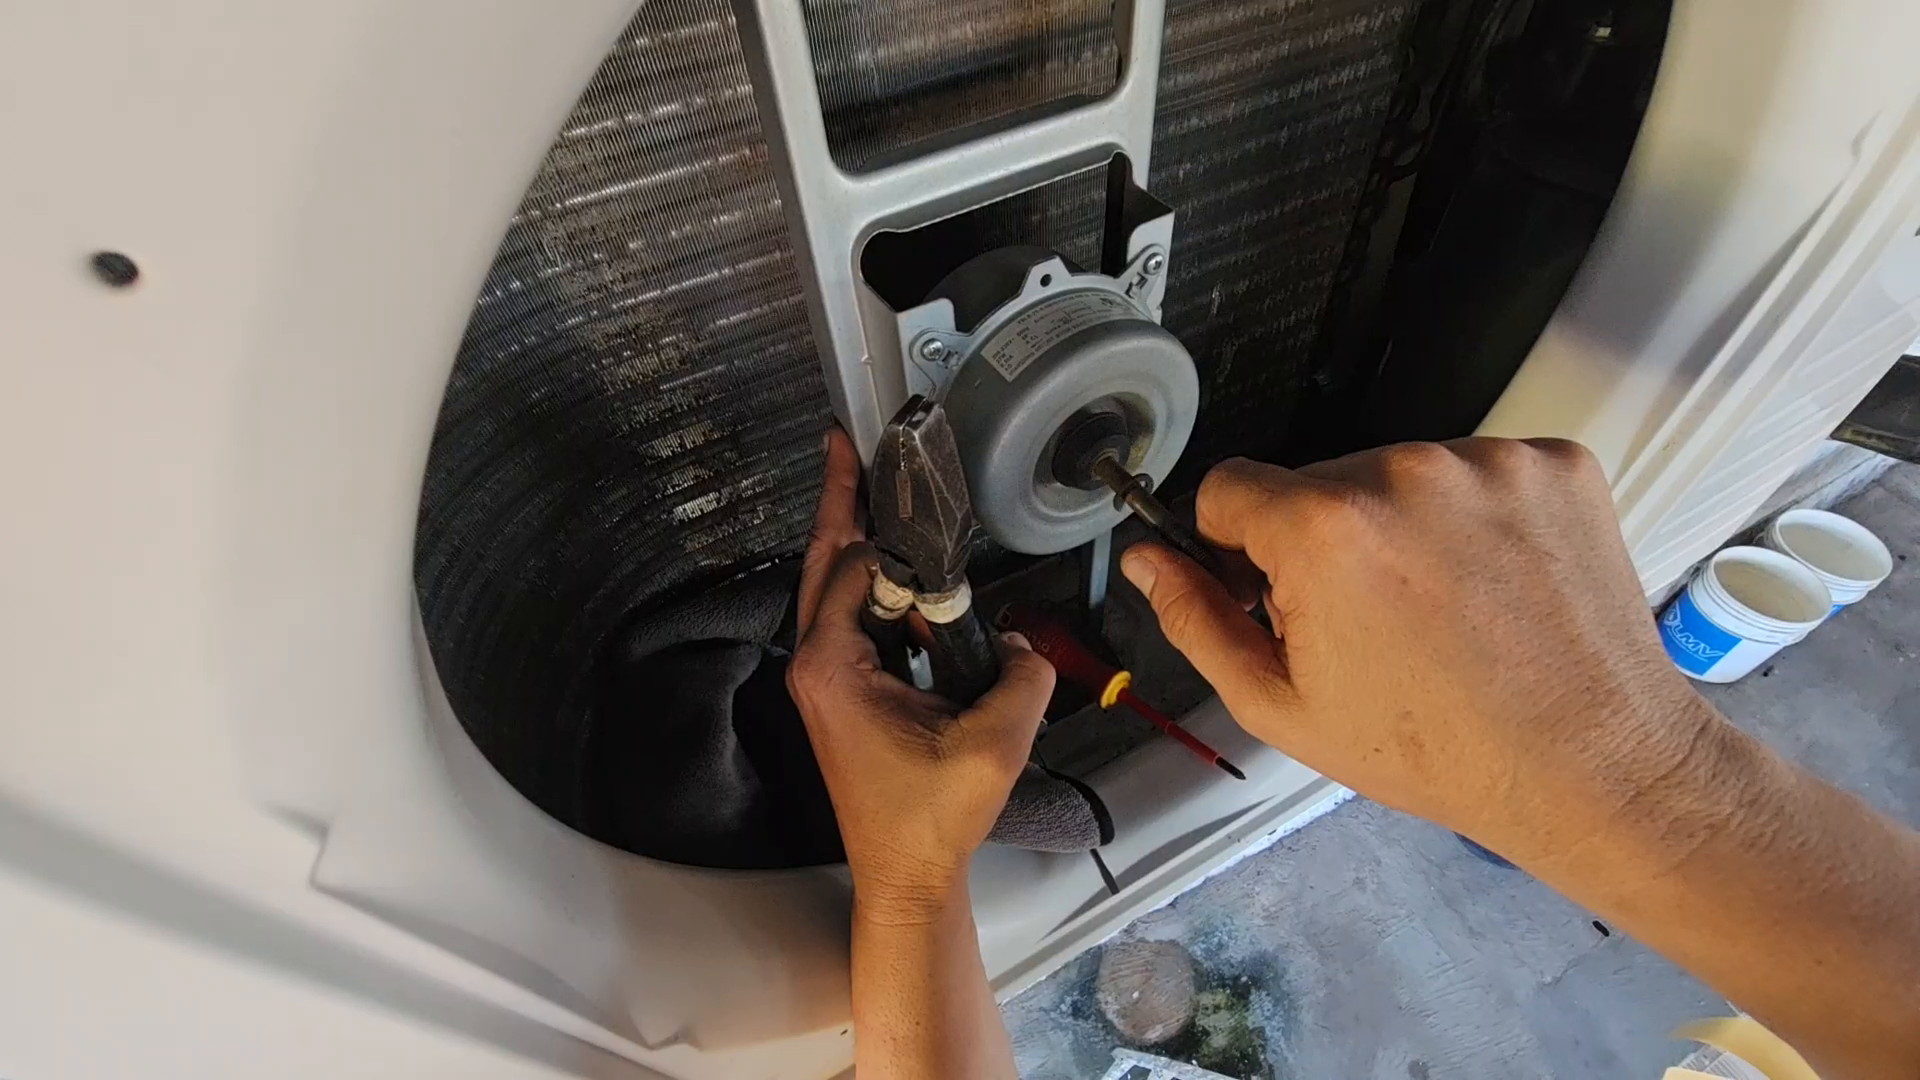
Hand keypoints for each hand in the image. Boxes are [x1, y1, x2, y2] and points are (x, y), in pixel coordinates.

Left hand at [787, 429, 1054, 921]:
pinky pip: (854, 618)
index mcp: (833, 667)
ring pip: (836, 589)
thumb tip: (1024, 638)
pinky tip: (903, 564)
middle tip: (846, 442)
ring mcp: (826, 677)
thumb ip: (1023, 676)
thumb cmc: (935, 817)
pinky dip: (875, 583)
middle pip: (825, 564)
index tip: (884, 463)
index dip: (879, 523)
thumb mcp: (993, 744)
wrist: (906, 873)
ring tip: (876, 486)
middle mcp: (817, 663)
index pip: (852, 570)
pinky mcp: (842, 690)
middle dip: (838, 501)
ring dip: (857, 539)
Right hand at [1120, 438, 1713, 855]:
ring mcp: (1486, 460)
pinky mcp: (1551, 461)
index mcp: (1322, 530)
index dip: (1232, 541)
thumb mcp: (1274, 701)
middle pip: (1305, 481)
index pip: (1226, 485)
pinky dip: (1455, 512)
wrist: (1596, 770)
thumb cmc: (1425, 746)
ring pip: (1381, 473)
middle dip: (1308, 538)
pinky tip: (1480, 576)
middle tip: (1356, 614)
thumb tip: (1145, 558)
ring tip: (1426, 601)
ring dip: (1382, 524)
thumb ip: (1192, 617)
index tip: (1269, 588)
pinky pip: (1459, 467)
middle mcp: (1400, 471)